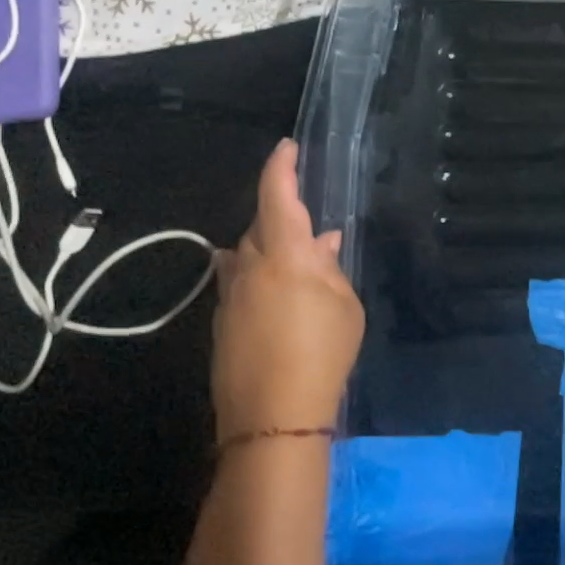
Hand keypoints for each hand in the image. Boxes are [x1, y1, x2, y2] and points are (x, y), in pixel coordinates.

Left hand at [210, 139, 364, 440]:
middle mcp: (248, 267)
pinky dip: (259, 280)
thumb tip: (323, 242)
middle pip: (260, 227)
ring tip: (294, 265)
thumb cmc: (323, 352)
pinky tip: (280, 301)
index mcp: (285, 254)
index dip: (281, 168)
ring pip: (245, 257)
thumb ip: (330, 268)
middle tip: (311, 230)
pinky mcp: (219, 325)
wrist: (273, 418)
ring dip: (267, 251)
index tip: (287, 147)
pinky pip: (239, 286)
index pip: (277, 196)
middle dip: (281, 219)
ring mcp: (228, 297)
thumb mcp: (345, 305)